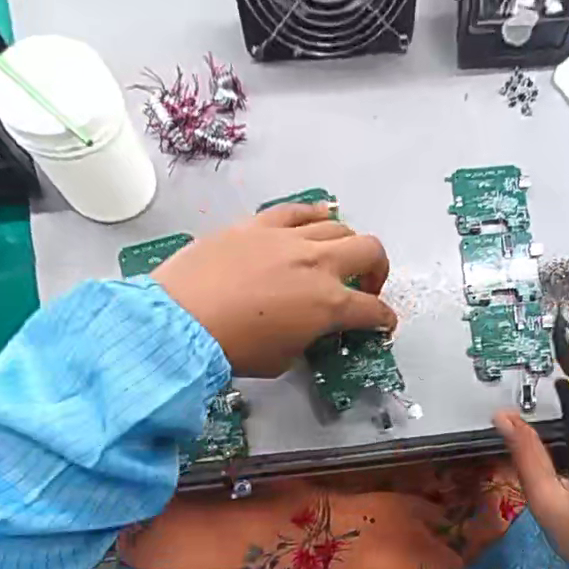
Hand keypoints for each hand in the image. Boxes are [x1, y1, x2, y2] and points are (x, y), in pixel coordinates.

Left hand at [151, 204, 398, 376]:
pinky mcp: (260, 223)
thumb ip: (307, 338)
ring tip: (336, 256)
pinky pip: (299, 210)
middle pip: (370, 251)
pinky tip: (317, 220)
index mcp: (329, 305)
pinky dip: (315, 215)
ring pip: (338, 226)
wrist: (183, 321)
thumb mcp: (283, 359)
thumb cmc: (236, 350)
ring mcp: (289, 238)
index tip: (383, 324)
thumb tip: (309, 328)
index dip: (384, 319)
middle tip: (365, 287)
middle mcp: (318, 264)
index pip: (373, 309)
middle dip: (377, 271)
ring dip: (347, 243)